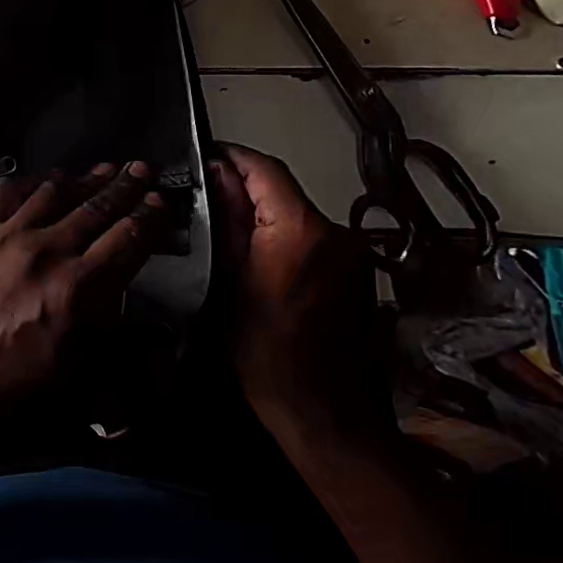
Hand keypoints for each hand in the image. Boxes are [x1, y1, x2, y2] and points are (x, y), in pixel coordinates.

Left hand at [0, 162, 164, 422]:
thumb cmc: (29, 383)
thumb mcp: (95, 378)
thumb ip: (137, 353)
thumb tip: (170, 338)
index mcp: (81, 288)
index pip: (128, 236)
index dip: (149, 217)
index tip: (160, 204)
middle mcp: (48, 252)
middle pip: (97, 206)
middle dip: (125, 186)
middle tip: (141, 170)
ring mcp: (12, 238)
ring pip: (57, 192)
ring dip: (85, 179)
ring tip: (105, 170)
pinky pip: (10, 192)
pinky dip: (33, 180)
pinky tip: (48, 178)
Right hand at [209, 143, 381, 439]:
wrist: (321, 408)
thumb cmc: (263, 350)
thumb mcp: (230, 283)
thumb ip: (228, 222)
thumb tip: (218, 176)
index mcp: (298, 230)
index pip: (266, 170)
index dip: (234, 156)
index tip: (206, 154)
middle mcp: (334, 230)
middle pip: (284, 190)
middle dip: (246, 186)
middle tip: (206, 192)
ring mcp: (351, 251)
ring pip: (298, 213)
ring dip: (266, 211)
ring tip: (227, 223)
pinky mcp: (356, 270)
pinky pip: (314, 236)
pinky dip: (286, 234)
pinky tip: (260, 253)